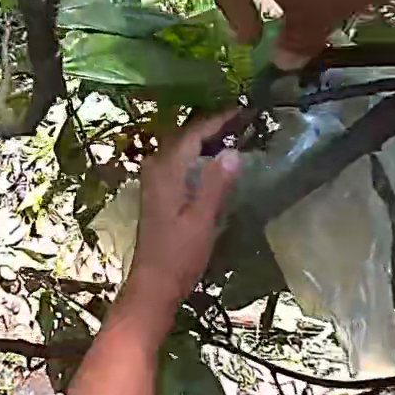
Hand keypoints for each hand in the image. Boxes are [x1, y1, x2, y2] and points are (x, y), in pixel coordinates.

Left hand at [118, 114, 244, 317]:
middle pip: (184, 137)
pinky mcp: (157, 193)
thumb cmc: (179, 254)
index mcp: (166, 171)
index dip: (217, 120)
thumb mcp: (202, 220)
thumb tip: (232, 150)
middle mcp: (156, 169)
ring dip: (203, 139)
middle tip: (241, 117)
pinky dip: (196, 154)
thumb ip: (216, 184)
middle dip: (211, 125)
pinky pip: (178, 162)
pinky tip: (212, 159)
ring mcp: (154, 181)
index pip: (192, 134)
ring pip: (180, 148)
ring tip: (232, 131)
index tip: (242, 109)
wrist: (153, 284)